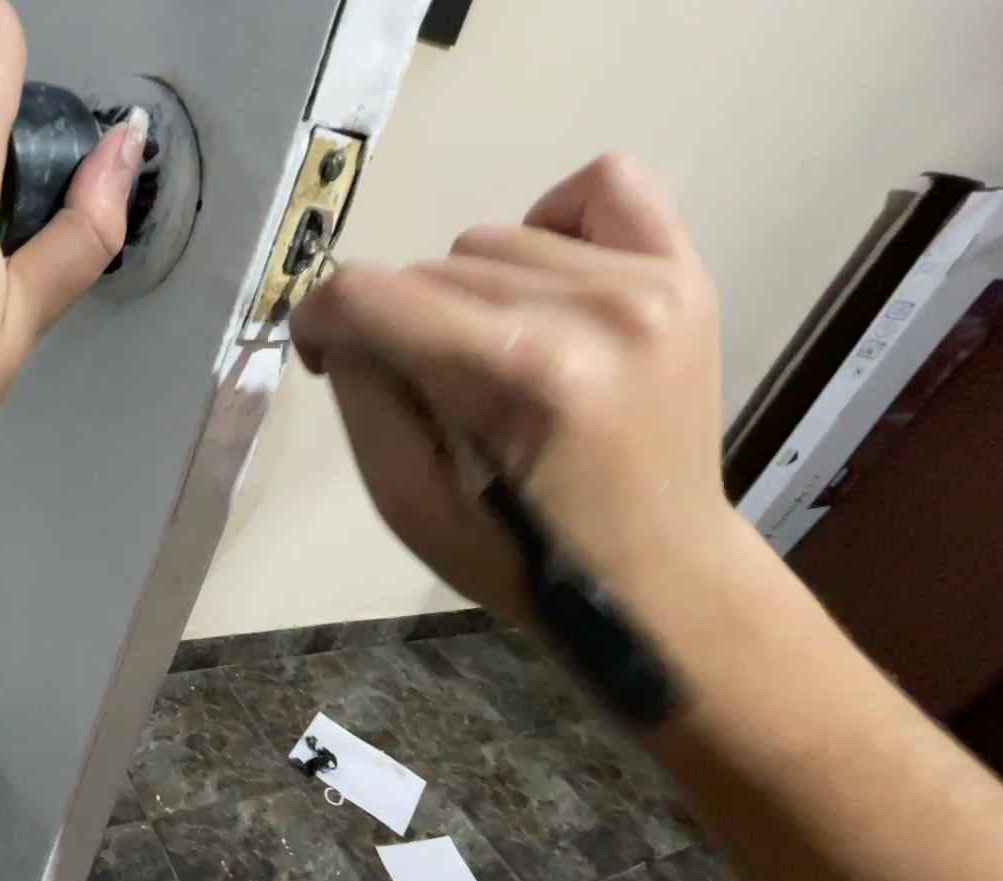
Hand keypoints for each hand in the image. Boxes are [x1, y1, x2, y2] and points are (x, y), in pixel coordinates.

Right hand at [290, 154, 730, 616]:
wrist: (652, 573)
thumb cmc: (516, 553)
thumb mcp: (406, 502)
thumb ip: (362, 400)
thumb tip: (349, 326)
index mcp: (515, 379)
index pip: (368, 295)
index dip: (318, 320)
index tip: (323, 358)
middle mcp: (590, 310)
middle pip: (425, 270)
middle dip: (396, 325)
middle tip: (419, 390)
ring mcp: (648, 283)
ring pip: (488, 239)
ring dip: (464, 293)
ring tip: (488, 357)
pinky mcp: (685, 272)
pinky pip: (600, 186)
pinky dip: (549, 225)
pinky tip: (543, 289)